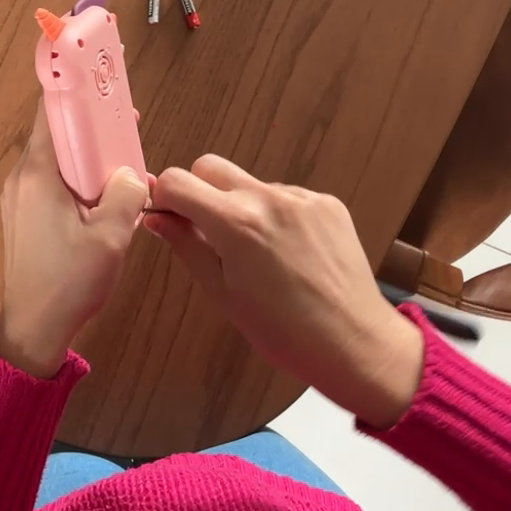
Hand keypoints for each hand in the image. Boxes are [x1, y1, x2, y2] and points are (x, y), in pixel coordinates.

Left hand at [0, 98, 149, 377]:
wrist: (34, 327)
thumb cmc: (70, 281)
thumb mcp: (111, 236)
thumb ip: (125, 194)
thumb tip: (129, 174)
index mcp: (38, 174)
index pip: (50, 111)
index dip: (76, 89)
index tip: (102, 80)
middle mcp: (21, 178)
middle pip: (54, 132)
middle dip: (90, 124)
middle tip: (126, 126)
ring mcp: (17, 197)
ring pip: (54, 158)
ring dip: (85, 154)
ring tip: (119, 163)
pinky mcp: (22, 215)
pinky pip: (49, 181)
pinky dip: (75, 177)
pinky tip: (100, 195)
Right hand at [145, 156, 425, 427]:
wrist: (354, 343)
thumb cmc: (282, 331)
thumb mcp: (221, 292)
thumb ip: (185, 245)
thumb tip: (155, 217)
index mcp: (235, 222)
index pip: (176, 180)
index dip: (164, 198)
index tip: (169, 219)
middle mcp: (268, 198)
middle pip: (209, 166)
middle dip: (197, 191)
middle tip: (207, 232)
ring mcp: (301, 197)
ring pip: (249, 182)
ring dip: (239, 205)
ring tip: (258, 252)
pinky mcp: (326, 202)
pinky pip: (283, 195)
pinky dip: (274, 214)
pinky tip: (287, 251)